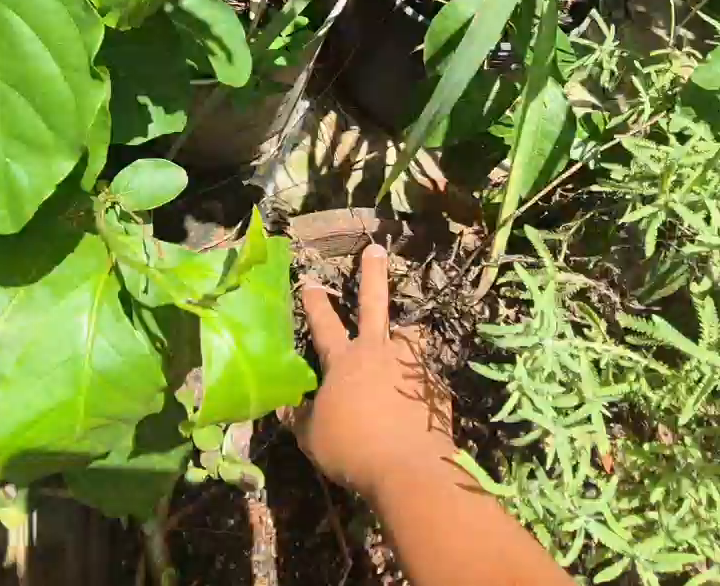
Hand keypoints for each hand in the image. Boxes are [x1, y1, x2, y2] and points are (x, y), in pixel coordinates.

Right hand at [293, 245, 454, 496]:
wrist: (410, 469)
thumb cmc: (353, 450)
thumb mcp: (313, 438)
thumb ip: (300, 418)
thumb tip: (286, 406)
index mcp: (344, 361)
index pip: (323, 323)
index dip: (314, 301)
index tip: (309, 280)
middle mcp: (376, 352)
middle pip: (373, 304)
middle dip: (372, 274)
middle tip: (375, 249)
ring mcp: (408, 365)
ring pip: (408, 336)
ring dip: (406, 334)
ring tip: (407, 337)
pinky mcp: (433, 385)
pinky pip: (424, 375)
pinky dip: (418, 381)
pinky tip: (418, 398)